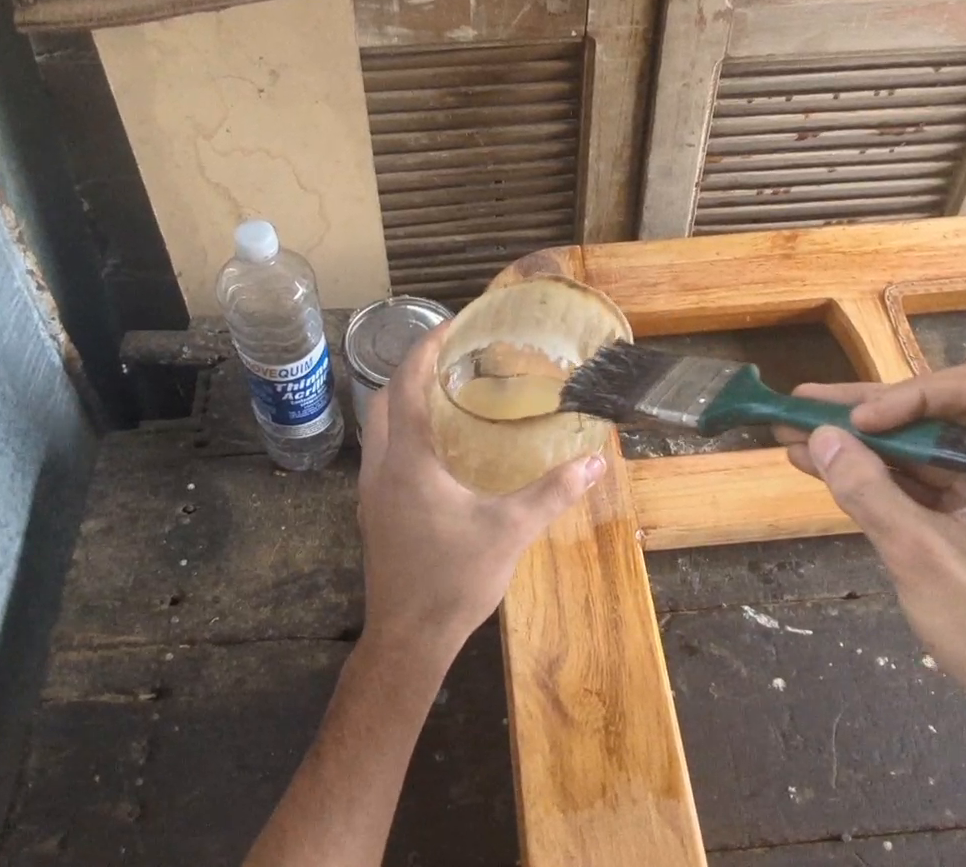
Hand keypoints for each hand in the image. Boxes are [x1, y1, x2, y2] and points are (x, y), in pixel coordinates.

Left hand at [356, 327, 602, 655]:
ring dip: (406, 404)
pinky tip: (439, 451)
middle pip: (385, 400)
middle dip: (413, 372)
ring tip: (449, 398)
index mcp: (409, 460)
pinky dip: (405, 435)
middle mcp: (382, 468)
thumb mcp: (510, 531)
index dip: (425, 348)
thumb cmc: (453, 579)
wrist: (408, 638)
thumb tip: (593, 461)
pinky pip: (384, 456)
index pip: (407, 384)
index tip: (451, 326)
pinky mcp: (374, 513)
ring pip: (380, 430)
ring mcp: (372, 492)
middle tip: (454, 361)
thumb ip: (552, 493)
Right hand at [776, 363, 965, 724]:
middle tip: (800, 405)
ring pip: (919, 446)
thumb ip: (870, 492)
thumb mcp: (923, 558)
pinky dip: (872, 474)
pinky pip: (918, 480)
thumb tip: (818, 437)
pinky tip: (821, 465)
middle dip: (865, 414)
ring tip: (793, 434)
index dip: (907, 396)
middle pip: (936, 415)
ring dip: (859, 443)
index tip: (857, 424)